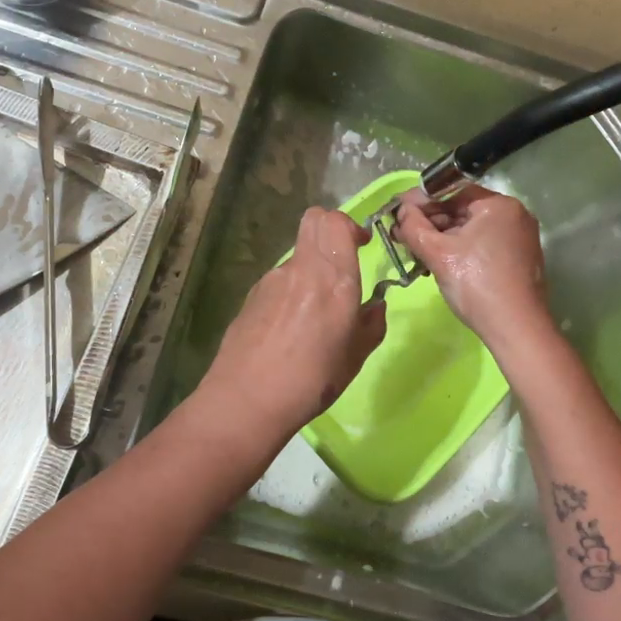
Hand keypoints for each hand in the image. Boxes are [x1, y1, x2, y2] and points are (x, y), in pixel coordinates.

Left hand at [196, 207, 386, 441]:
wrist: (246, 400)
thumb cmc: (311, 380)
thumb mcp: (355, 357)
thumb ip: (371, 325)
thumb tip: (374, 307)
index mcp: (334, 279)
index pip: (336, 222)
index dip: (351, 226)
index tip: (362, 245)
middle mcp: (303, 268)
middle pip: (314, 220)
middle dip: (331, 229)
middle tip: (343, 258)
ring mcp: (272, 279)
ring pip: (297, 253)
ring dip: (311, 265)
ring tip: (315, 311)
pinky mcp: (252, 294)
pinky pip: (280, 279)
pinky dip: (291, 289)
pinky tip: (290, 327)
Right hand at [395, 186, 551, 349]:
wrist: (516, 329)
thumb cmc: (476, 285)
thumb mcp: (438, 254)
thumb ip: (414, 227)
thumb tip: (401, 212)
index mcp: (498, 205)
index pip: (452, 191)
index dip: (421, 201)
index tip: (398, 213)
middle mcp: (514, 214)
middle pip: (461, 209)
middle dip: (430, 222)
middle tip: (402, 235)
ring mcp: (519, 237)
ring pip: (471, 229)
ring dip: (442, 238)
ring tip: (417, 252)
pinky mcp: (518, 257)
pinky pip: (483, 243)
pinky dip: (460, 250)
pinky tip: (440, 263)